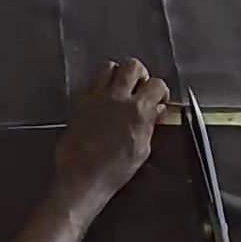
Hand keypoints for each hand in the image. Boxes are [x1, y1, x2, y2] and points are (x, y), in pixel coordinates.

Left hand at [53, 59, 167, 207]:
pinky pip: (90, 82)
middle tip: (139, 87)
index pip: (156, 84)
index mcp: (138, 109)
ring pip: (108, 66)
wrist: (83, 175)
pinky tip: (101, 100)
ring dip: (117, 74)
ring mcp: (96, 96)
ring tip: (119, 88)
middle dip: (140, 74)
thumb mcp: (142, 150)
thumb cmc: (116, 169)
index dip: (161, 90)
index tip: (159, 99)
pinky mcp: (79, 101)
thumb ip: (149, 124)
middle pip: (132, 65)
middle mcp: (117, 96)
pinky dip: (98, 87)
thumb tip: (156, 110)